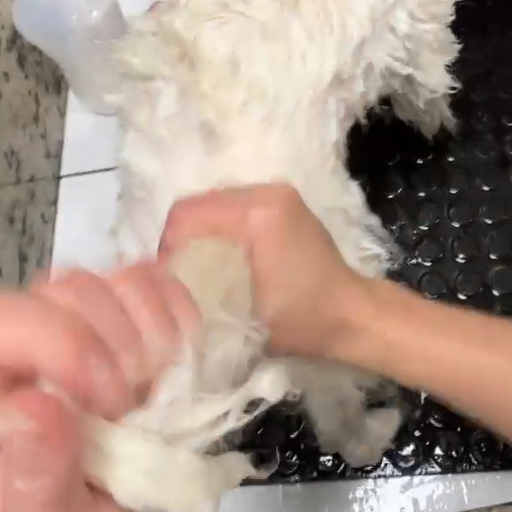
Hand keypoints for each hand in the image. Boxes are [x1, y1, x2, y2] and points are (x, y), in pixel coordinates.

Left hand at [0, 265, 198, 511]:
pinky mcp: (124, 314)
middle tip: (134, 407)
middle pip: (61, 290)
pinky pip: (154, 279)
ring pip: (112, 279)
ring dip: (150, 334)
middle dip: (114, 344)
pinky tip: (177, 364)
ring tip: (154, 393)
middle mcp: (12, 349)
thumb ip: (37, 478)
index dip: (54, 341)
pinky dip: (177, 315)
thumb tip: (34, 404)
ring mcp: (71, 323)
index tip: (105, 401)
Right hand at [158, 183, 371, 359]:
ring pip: (217, 200)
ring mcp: (278, 192)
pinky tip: (222, 255)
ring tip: (197, 265)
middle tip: (177, 273)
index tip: (165, 278)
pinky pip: (237, 203)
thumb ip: (198, 295)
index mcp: (257, 215)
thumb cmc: (301, 319)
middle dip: (182, 236)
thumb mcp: (241, 316)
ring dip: (202, 229)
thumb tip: (160, 288)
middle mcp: (267, 192)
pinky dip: (222, 225)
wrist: (351, 313)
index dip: (167, 244)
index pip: (188, 214)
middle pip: (200, 202)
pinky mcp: (284, 200)